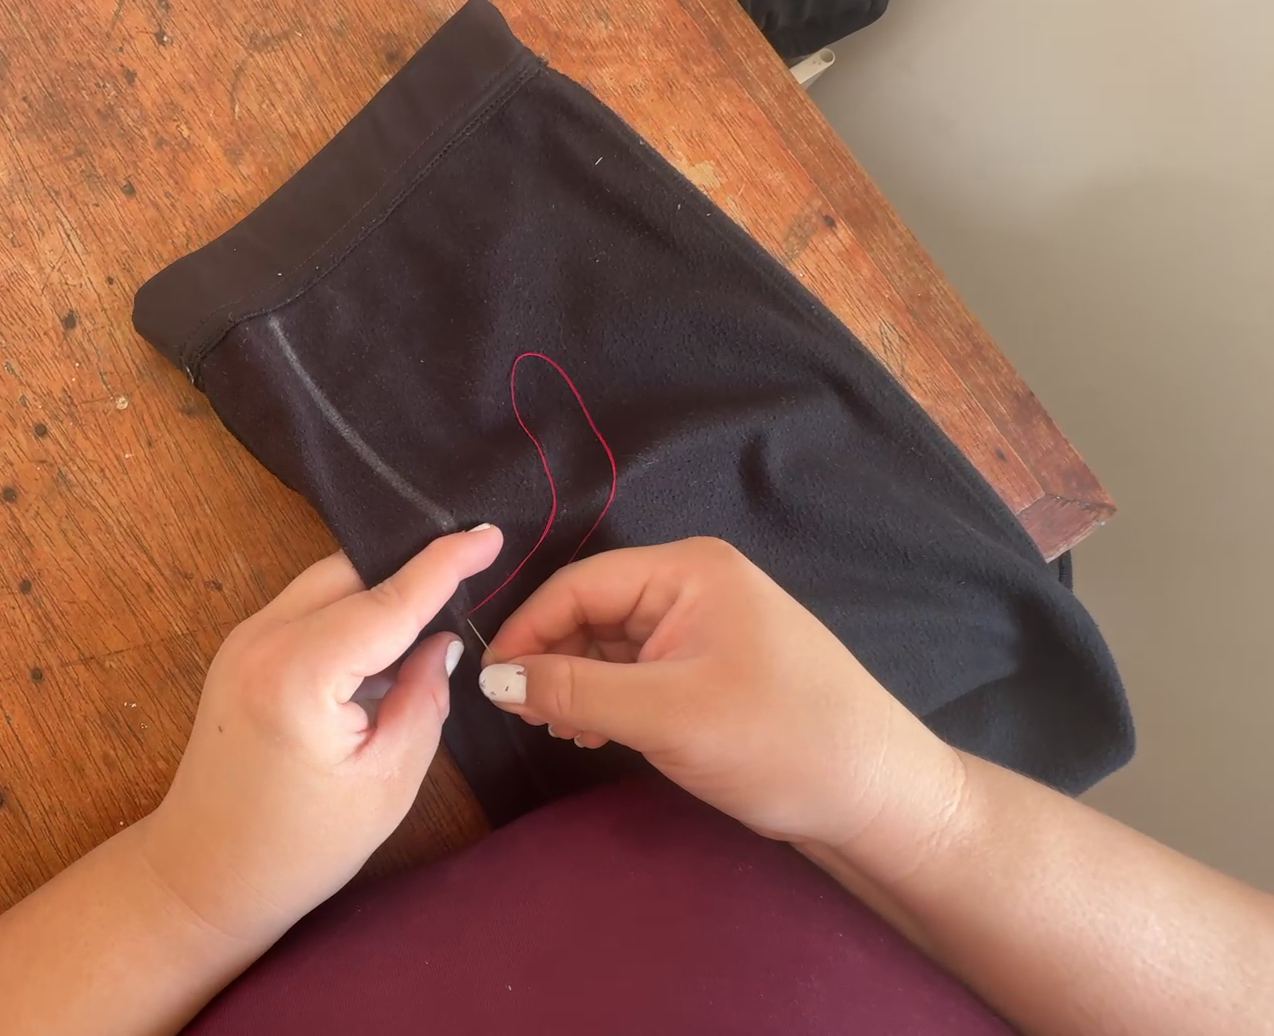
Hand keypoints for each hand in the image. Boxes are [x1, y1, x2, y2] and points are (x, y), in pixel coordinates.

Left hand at [142, 525, 503, 944]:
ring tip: (428, 617)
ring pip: (327, 582)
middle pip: (350, 573)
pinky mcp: (240, 647)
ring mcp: (243, 637)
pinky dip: (348, 610)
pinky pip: (307, 605)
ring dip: (377, 591)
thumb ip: (422, 698)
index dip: (444, 564)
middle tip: (467, 579)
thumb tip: (442, 639)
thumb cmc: (299, 847)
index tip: (488, 534)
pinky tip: (379, 643)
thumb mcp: (385, 782)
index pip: (387, 602)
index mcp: (299, 674)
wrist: (202, 872)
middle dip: (408, 570)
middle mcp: (262, 637)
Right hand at [478, 537, 961, 848]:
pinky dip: (601, 698)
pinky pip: (628, 669)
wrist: (886, 805)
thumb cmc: (780, 742)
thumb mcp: (664, 714)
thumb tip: (489, 679)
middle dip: (552, 662)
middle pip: (588, 613)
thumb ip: (570, 690)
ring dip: (574, 685)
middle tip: (528, 716)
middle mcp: (687, 586)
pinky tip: (590, 732)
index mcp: (686, 571)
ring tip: (563, 731)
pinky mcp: (699, 663)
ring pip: (603, 644)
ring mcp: (695, 625)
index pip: (578, 586)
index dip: (528, 630)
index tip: (492, 680)